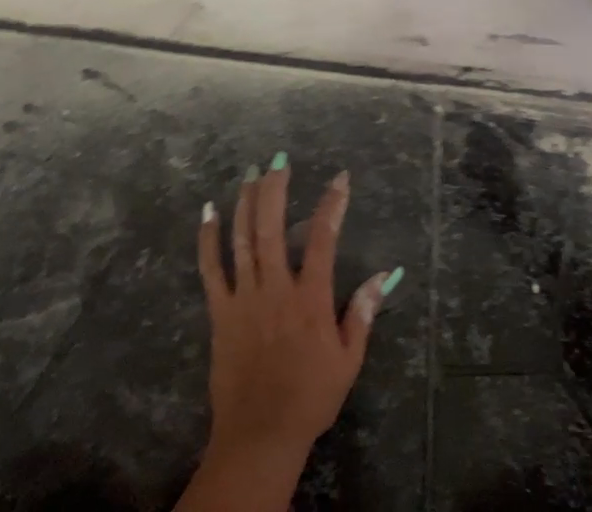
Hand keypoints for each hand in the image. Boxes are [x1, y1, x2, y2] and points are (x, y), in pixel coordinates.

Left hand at [196, 157, 398, 462]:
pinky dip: (208, 237)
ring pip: (242, 238)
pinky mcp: (220, 310)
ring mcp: (244, 297)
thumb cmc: (311, 396)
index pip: (325, 239)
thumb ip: (363, 313)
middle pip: (273, 226)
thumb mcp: (349, 359)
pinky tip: (208, 211)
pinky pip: (211, 267)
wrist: (261, 430)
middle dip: (276, 189)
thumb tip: (383, 275)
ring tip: (250, 173)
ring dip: (245, 202)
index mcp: (311, 299)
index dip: (332, 205)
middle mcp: (276, 288)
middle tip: (278, 161)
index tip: (340, 179)